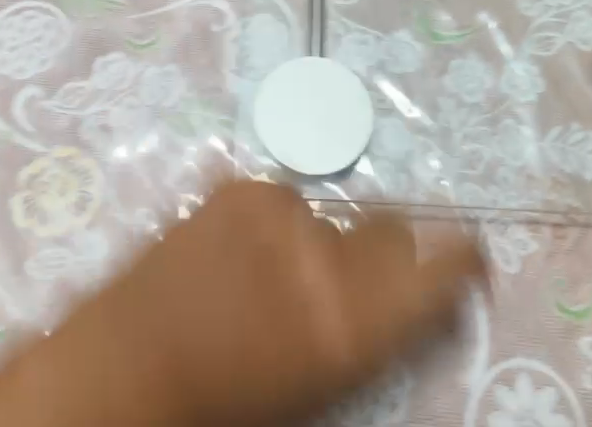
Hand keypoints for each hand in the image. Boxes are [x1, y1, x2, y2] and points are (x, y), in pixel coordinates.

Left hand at [0, 180, 484, 426]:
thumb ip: (373, 330)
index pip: (446, 265)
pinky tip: (230, 253)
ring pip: (327, 212)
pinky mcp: (239, 187)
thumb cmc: (232, 405)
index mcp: (359, 320)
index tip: (465, 254)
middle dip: (379, 250)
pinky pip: (275, 197)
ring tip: (264, 273)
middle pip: (392, 227)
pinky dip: (265, 221)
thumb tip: (407, 294)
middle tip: (340, 279)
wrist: (127, 368)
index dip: (462, 256)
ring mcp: (280, 212)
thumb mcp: (324, 384)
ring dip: (311, 238)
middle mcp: (330, 254)